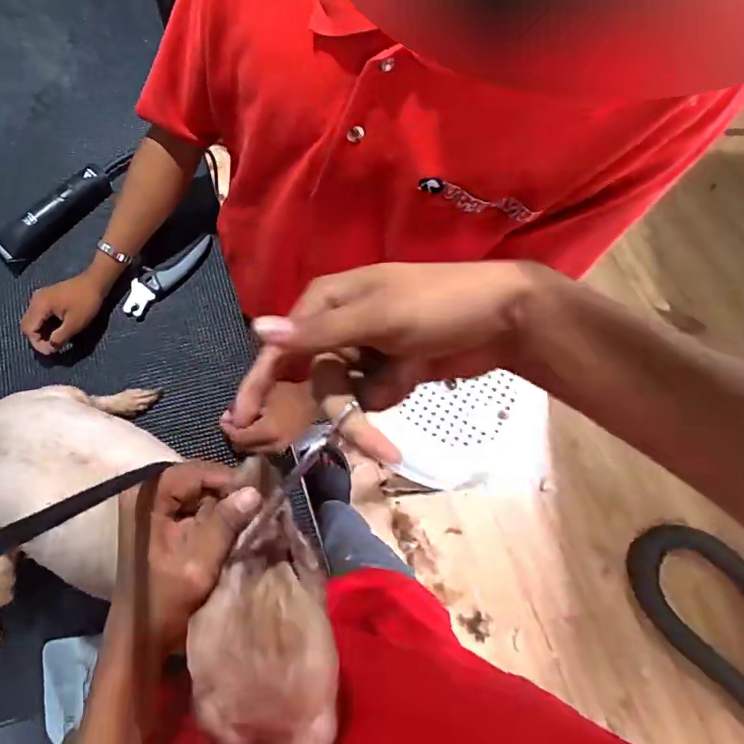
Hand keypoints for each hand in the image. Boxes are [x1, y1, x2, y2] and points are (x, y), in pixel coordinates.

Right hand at [21, 270, 112, 354]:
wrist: (95, 281)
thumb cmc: (86, 302)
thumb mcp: (74, 324)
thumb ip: (59, 339)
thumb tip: (49, 349)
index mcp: (39, 305)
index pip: (28, 330)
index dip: (37, 344)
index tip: (52, 351)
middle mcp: (35, 300)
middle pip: (27, 325)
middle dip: (37, 339)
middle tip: (52, 347)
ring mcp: (40, 297)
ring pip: (32, 320)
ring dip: (41, 332)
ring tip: (55, 340)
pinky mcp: (46, 297)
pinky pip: (38, 314)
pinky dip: (44, 325)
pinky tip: (55, 330)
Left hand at [112, 461, 262, 655]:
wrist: (139, 638)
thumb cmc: (163, 603)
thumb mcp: (198, 564)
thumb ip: (225, 525)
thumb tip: (255, 491)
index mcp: (147, 496)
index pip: (196, 471)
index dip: (230, 479)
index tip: (260, 494)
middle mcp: (144, 492)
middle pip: (197, 477)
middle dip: (228, 491)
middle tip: (259, 505)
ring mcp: (150, 505)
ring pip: (197, 491)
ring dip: (222, 504)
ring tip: (250, 516)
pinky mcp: (158, 519)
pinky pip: (192, 505)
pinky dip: (213, 515)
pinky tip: (232, 527)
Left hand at [218, 378, 318, 454]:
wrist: (322, 388)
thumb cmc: (292, 383)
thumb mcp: (264, 390)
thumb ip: (244, 406)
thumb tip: (230, 419)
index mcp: (268, 431)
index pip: (239, 439)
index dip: (228, 428)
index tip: (225, 415)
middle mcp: (277, 445)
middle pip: (247, 448)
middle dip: (236, 434)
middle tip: (232, 418)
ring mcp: (287, 446)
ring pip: (258, 449)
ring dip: (249, 437)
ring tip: (246, 420)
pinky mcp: (293, 444)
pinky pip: (270, 446)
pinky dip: (261, 438)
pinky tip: (261, 424)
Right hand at [225, 261, 550, 462]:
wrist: (505, 317)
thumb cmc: (439, 305)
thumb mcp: (377, 317)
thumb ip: (318, 332)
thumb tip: (256, 331)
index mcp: (326, 301)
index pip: (281, 346)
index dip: (257, 382)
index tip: (238, 422)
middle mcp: (339, 325)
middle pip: (317, 379)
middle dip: (342, 409)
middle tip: (374, 442)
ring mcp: (365, 349)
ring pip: (343, 393)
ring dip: (369, 407)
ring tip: (408, 386)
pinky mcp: (388, 369)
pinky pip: (370, 396)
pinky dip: (388, 395)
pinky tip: (416, 374)